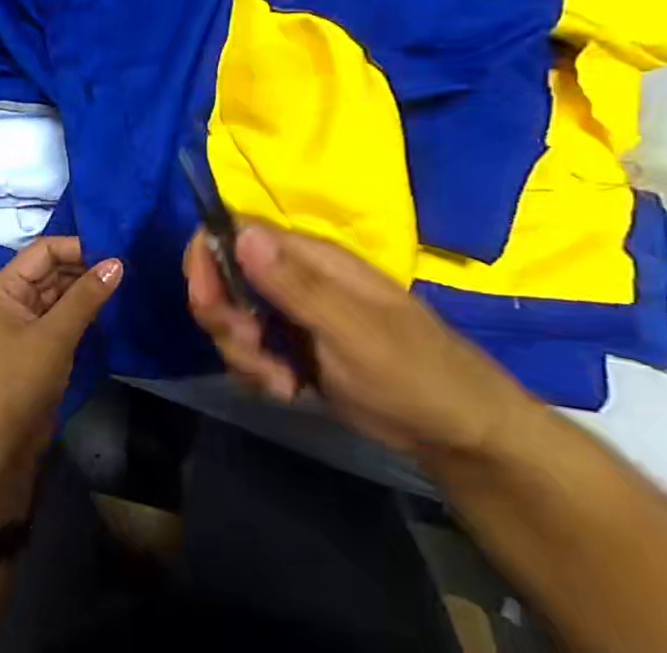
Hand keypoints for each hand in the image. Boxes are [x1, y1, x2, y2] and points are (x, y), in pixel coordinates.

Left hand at [0, 237, 121, 460]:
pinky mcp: (41, 342)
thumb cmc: (21, 380)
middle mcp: (14, 296)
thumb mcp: (55, 335)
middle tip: (131, 268)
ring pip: (62, 292)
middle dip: (87, 266)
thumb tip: (117, 262)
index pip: (44, 250)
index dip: (78, 247)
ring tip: (129, 285)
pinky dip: (86, 310)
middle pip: (53, 269)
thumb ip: (86, 297)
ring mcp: (27, 320)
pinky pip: (65, 314)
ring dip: (89, 288)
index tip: (118, 252)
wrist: (2, 441)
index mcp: (5, 286)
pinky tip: (114, 309)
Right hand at [184, 222, 538, 458]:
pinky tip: (286, 391)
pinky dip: (254, 372)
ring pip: (229, 318)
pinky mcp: (288, 348)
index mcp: (308, 258)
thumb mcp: (354, 331)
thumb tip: (241, 234)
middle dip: (222, 317)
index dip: (207, 259)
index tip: (208, 301)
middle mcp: (290, 278)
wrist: (459, 434)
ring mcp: (288, 314)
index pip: (233, 233)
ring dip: (240, 353)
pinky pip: (245, 350)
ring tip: (279, 382)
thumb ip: (296, 284)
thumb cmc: (416, 372)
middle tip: (251, 349)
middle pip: (221, 278)